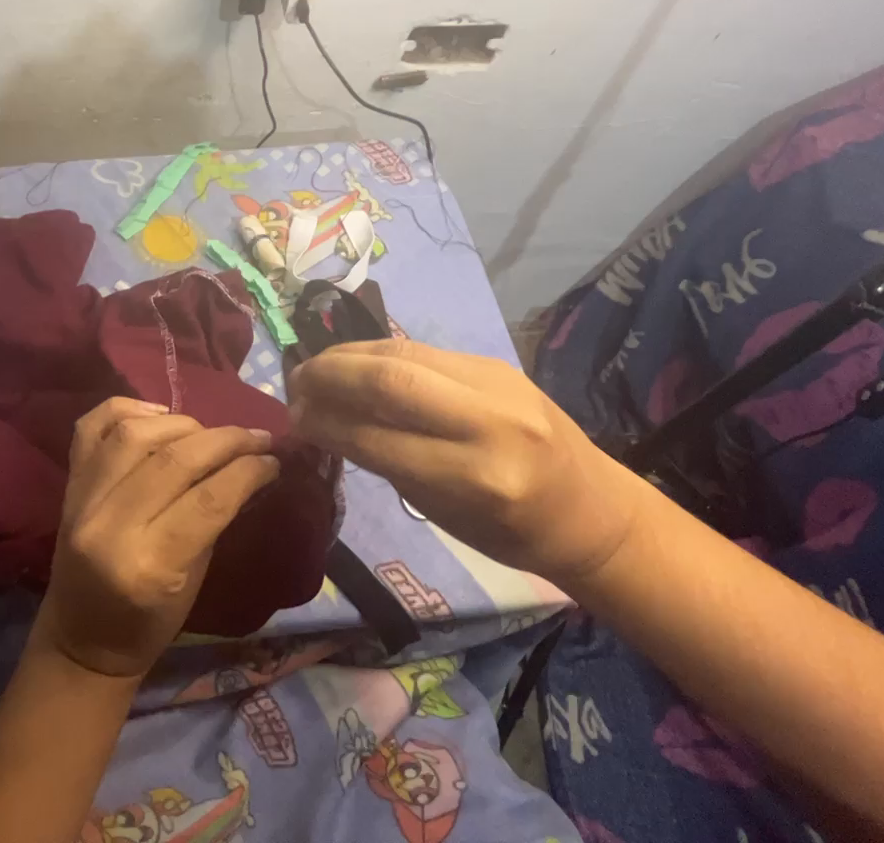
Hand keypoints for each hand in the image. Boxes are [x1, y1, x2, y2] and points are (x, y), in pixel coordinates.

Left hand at [37, 399, 280, 678]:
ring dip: (182, 423)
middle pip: (174, 460)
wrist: (80, 638)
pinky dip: (126, 409)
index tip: (275, 459)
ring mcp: (80, 501)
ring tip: (210, 433)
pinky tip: (157, 415)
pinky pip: (91, 427)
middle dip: (225, 440)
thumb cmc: (146, 624)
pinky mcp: (66, 485)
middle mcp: (109, 526)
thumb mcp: (194, 581)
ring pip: (134, 435)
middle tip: (258, 437)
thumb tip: (248, 468)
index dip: (248, 471)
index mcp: (148, 565)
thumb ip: (214, 521)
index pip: (207, 500)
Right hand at [287, 340, 643, 584]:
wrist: (590, 508)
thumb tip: (326, 421)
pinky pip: (422, 350)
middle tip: (294, 384)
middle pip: (389, 381)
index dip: (325, 424)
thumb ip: (387, 460)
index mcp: (475, 480)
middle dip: (329, 376)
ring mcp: (497, 384)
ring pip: (403, 353)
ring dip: (346, 356)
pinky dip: (376, 353)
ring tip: (313, 369)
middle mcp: (489, 424)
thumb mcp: (441, 511)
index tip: (294, 421)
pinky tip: (352, 362)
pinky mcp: (496, 363)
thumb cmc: (510, 532)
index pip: (377, 439)